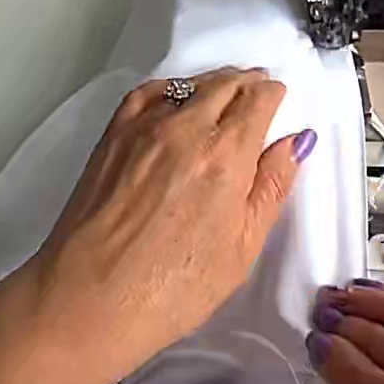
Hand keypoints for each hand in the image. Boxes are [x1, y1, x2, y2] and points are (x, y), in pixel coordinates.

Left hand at [0, 68, 313, 383]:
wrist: (88, 301)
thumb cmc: (174, 288)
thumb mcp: (242, 247)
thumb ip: (271, 187)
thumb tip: (295, 142)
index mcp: (226, 156)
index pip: (258, 100)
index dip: (273, 94)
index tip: (278, 97)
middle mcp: (186, 129)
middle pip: (226, 83)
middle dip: (248, 82)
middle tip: (258, 90)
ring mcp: (144, 128)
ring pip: (189, 84)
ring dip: (215, 82)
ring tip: (226, 92)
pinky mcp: (113, 136)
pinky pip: (148, 92)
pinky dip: (173, 87)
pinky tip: (178, 97)